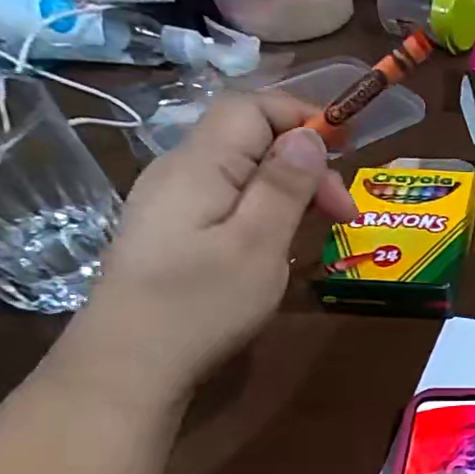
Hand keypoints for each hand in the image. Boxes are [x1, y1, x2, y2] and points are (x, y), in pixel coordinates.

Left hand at [48, 93, 358, 405]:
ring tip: (318, 229)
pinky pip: (226, 200)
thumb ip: (284, 185)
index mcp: (200, 164)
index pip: (251, 107)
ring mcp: (169, 204)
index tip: (347, 147)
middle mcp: (179, 172)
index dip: (301, 115)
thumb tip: (308, 135)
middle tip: (343, 214)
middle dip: (304, 163)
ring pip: (240, 172)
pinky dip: (263, 210)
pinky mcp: (169, 233)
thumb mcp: (257, 245)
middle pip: (248, 139)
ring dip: (288, 189)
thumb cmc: (200, 305)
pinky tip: (276, 245)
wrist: (127, 367)